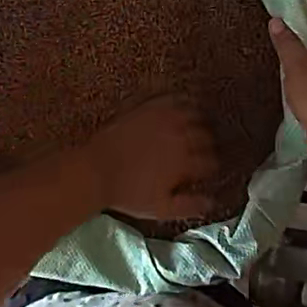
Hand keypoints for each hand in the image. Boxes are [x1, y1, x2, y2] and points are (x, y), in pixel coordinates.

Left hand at [74, 94, 219, 221]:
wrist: (95, 170)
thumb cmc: (127, 193)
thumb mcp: (161, 208)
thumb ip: (189, 206)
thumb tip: (211, 204)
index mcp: (184, 161)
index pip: (209, 161)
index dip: (211, 165)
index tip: (209, 168)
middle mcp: (179, 136)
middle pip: (205, 135)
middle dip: (208, 143)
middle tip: (206, 148)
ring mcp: (163, 118)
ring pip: (193, 113)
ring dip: (199, 120)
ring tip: (199, 124)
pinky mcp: (148, 106)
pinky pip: (171, 98)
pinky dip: (181, 99)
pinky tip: (182, 103)